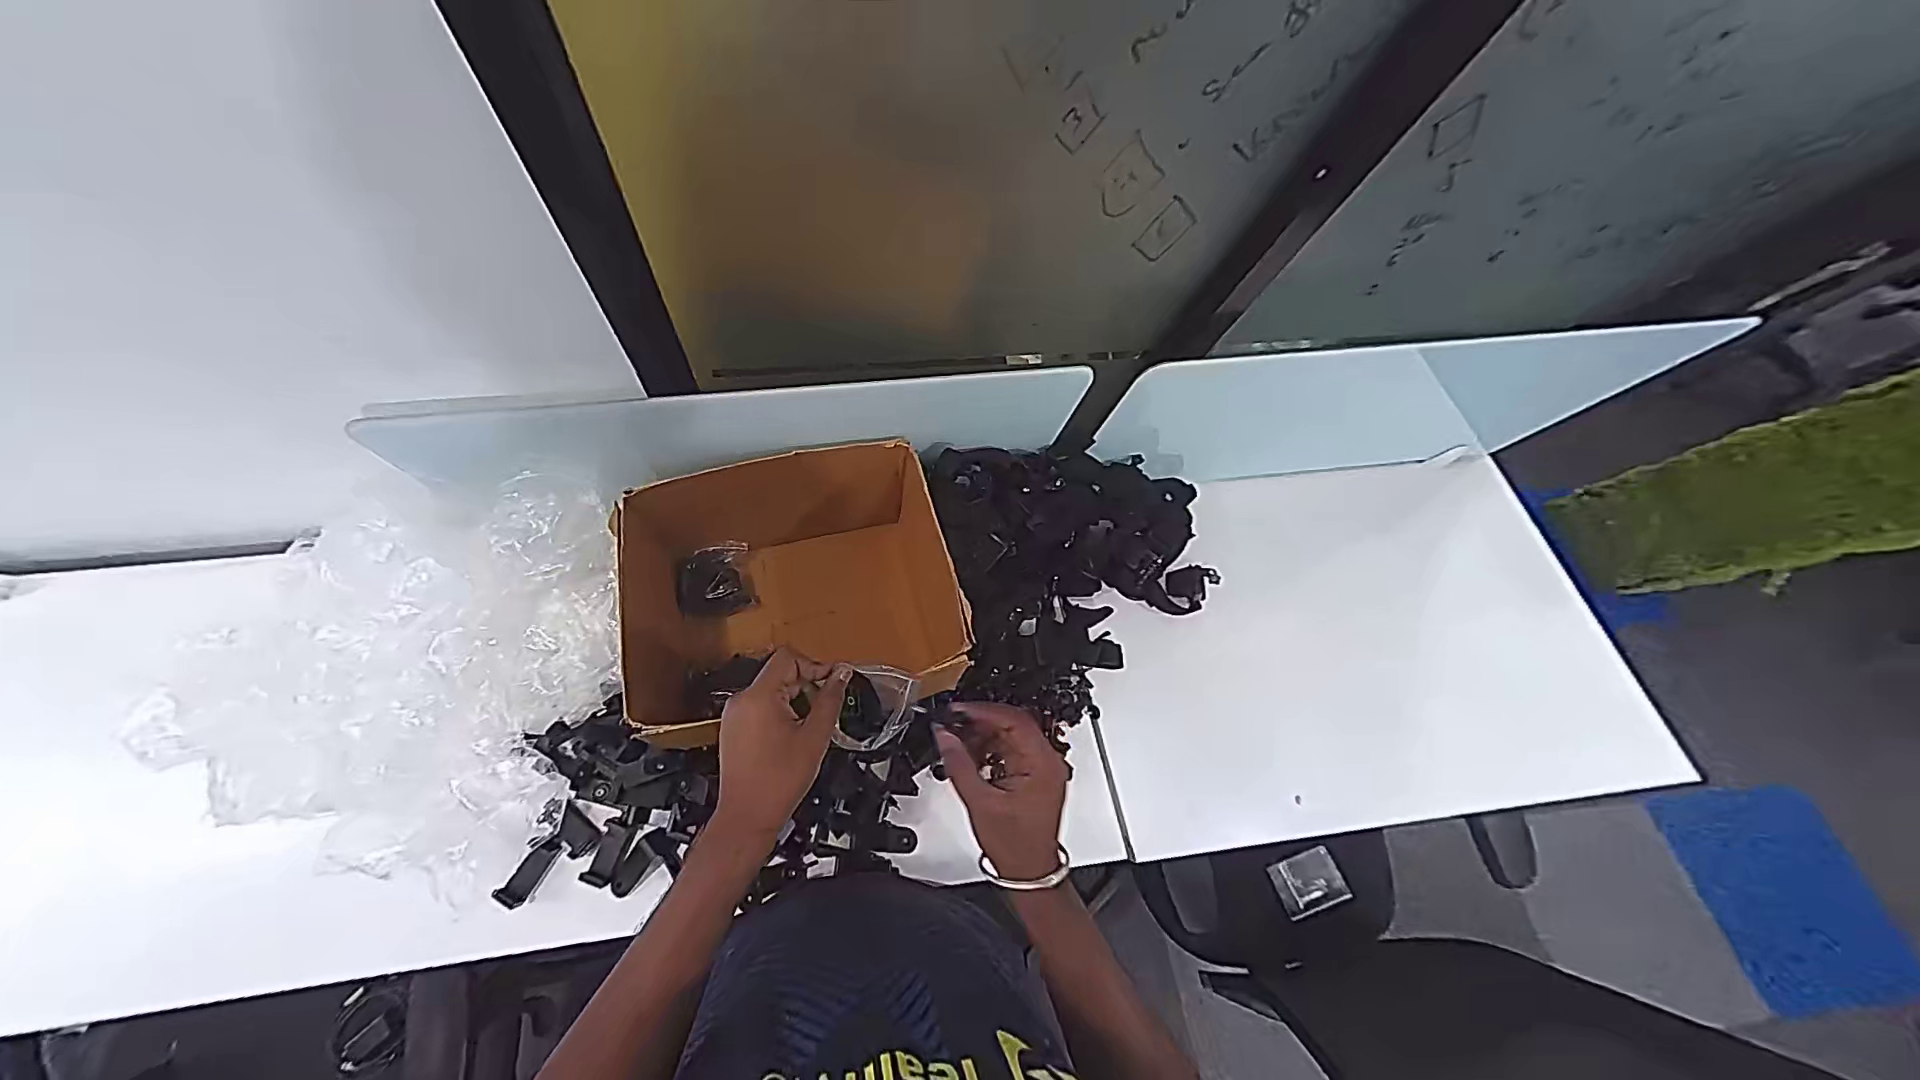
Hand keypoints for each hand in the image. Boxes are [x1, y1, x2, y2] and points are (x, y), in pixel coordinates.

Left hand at [715, 648, 852, 840]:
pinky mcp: (733, 727)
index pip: (788, 658)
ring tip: (808, 725)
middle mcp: (741, 701)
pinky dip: (780, 711)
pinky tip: (792, 735)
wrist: (747, 816)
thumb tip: (841, 674)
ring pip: (771, 689)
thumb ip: (830, 699)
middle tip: (825, 707)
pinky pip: (760, 705)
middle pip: (780, 672)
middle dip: (806, 685)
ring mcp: (734, 714)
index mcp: (759, 697)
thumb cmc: (776, 783)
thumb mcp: (815, 736)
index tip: (833, 681)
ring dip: (795, 699)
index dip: (815, 666)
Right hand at [937, 702, 1069, 881]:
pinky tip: (972, 757)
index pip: (1014, 720)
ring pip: (1011, 735)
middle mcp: (1048, 761)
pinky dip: (991, 749)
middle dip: (981, 722)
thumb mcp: (979, 801)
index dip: (983, 711)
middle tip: (955, 724)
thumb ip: (959, 763)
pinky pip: (1012, 749)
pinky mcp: (1035, 774)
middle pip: (1013, 724)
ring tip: (959, 743)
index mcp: (1042, 764)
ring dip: (984, 736)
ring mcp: (1043, 768)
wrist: (1028, 872)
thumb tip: (945, 735)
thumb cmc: (1014, 846)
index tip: (960, 710)